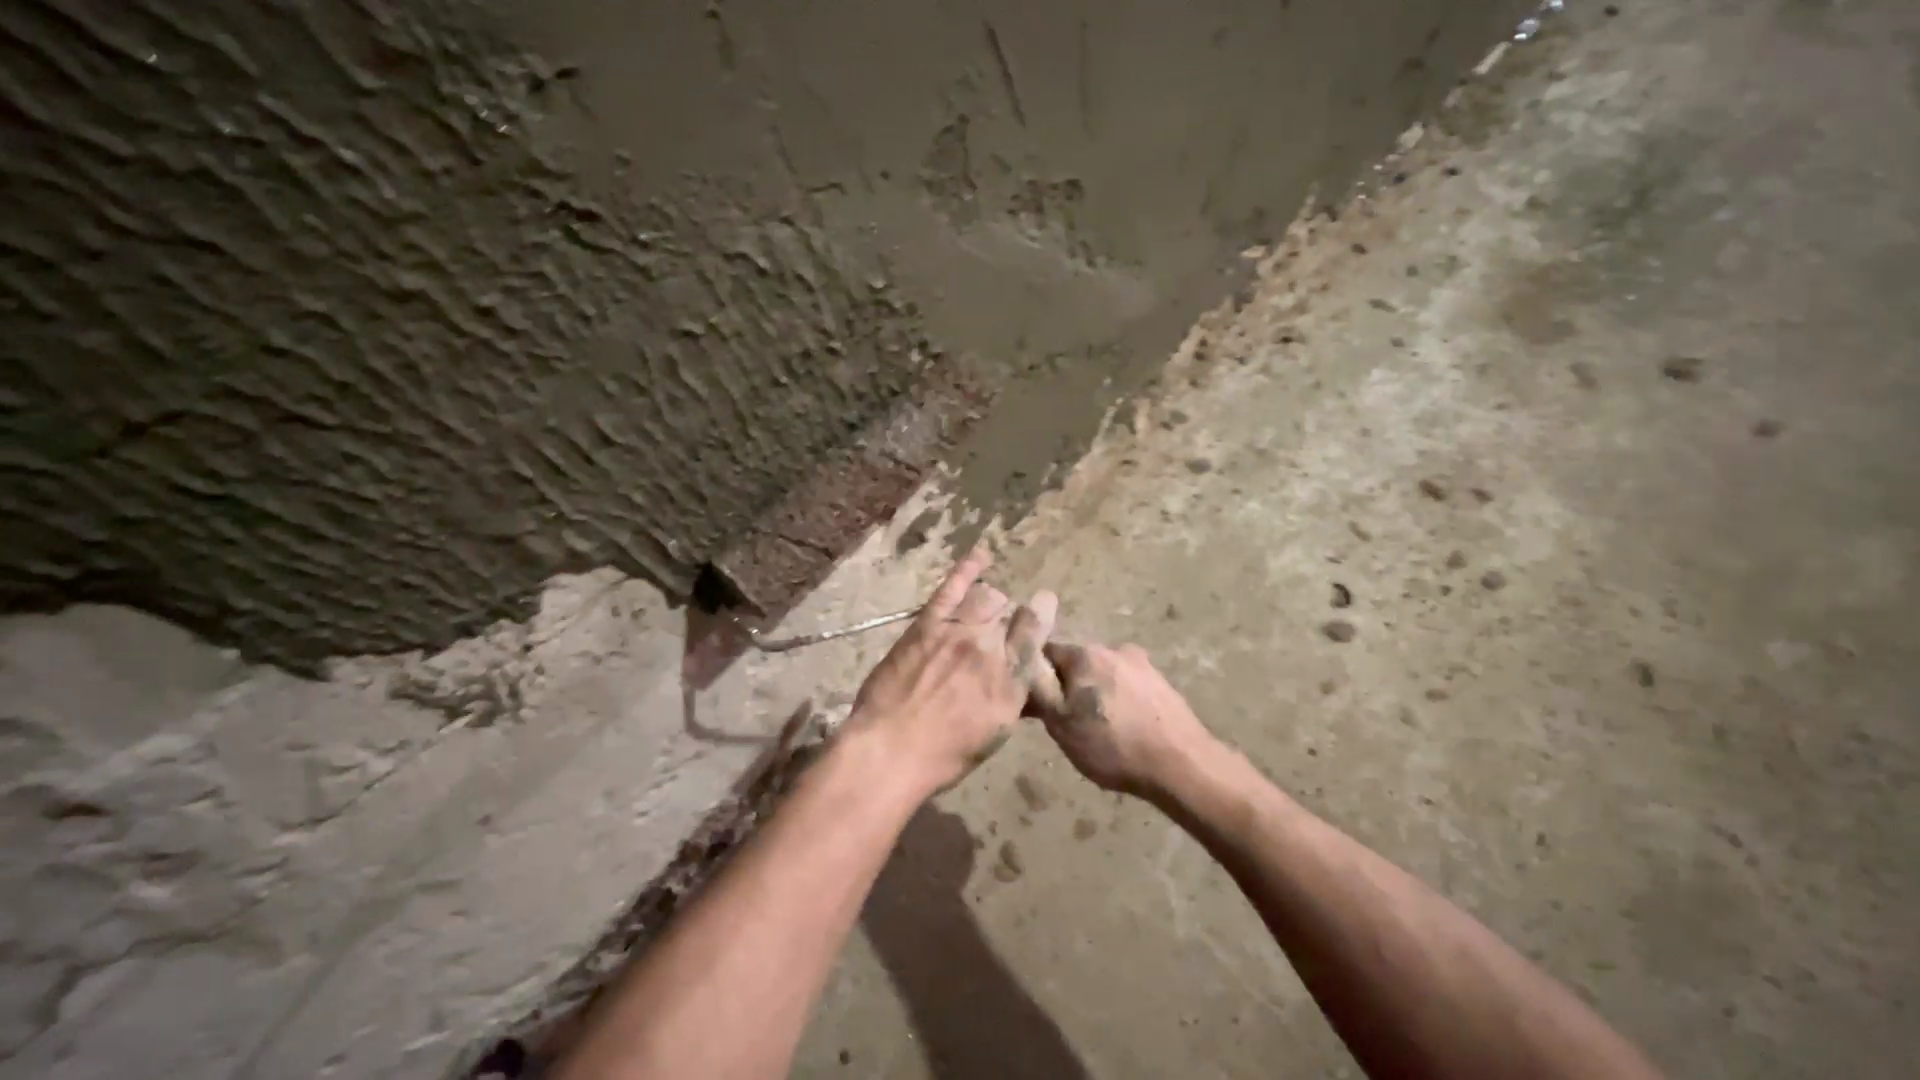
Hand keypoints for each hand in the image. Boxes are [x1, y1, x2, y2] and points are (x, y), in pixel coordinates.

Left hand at [846, 548, 1057, 792]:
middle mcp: (991, 649)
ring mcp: (958, 632)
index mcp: (1012, 680)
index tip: (1044, 608)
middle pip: (1009, 614)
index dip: (1042, 615)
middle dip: (1008, 618)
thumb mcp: (994, 732)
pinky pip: (951, 589)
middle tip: (999, 631)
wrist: (891, 750)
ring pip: (986, 598)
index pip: (1036, 632)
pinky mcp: (926, 625)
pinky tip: (981, 555)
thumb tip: (1020, 676)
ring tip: (988, 606)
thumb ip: (1012, 695)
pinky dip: (968, 569)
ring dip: (991, 601)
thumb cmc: (944, 755)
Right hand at [1031, 642, 1217, 799]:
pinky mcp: (1163, 684)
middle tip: (1068, 722)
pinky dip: (1121, 702)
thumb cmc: (1112, 745)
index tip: (1036, 702)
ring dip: (1097, 694)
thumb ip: (1038, 690)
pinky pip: (1129, 687)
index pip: (1046, 651)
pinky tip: (1126, 729)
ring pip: (1105, 675)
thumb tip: (1024, 668)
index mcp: (1085, 653)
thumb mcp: (1061, 724)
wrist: (1181, 764)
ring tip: (1100, 730)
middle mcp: (1114, 648)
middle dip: (1069, 686)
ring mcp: (1143, 665)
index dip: (1036, 675)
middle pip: (1077, 663)